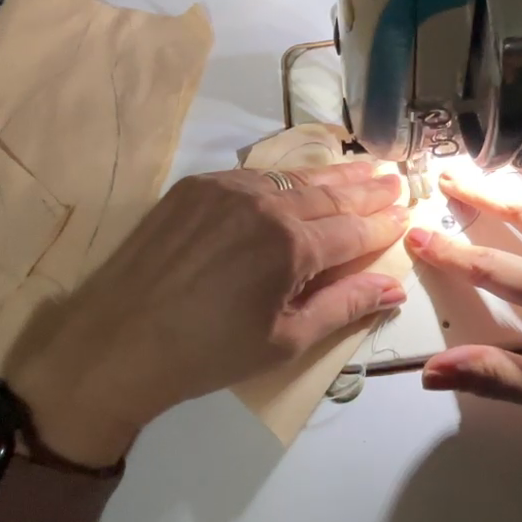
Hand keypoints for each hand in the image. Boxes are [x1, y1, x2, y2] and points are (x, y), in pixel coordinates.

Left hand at [6, 163, 408, 464]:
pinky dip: (285, 179)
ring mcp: (228, 187)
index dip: (382, 223)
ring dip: (332, 176)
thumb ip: (343, 306)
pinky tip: (300, 180)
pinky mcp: (198, 184)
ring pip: (294, 177)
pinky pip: (255, 176)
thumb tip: (394, 286)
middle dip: (367, 187)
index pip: (353, 229)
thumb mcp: (285, 341)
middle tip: (396, 177)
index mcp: (292, 245)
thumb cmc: (207, 353)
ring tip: (362, 168)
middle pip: (330, 192)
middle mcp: (266, 203)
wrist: (116, 340)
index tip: (405, 212)